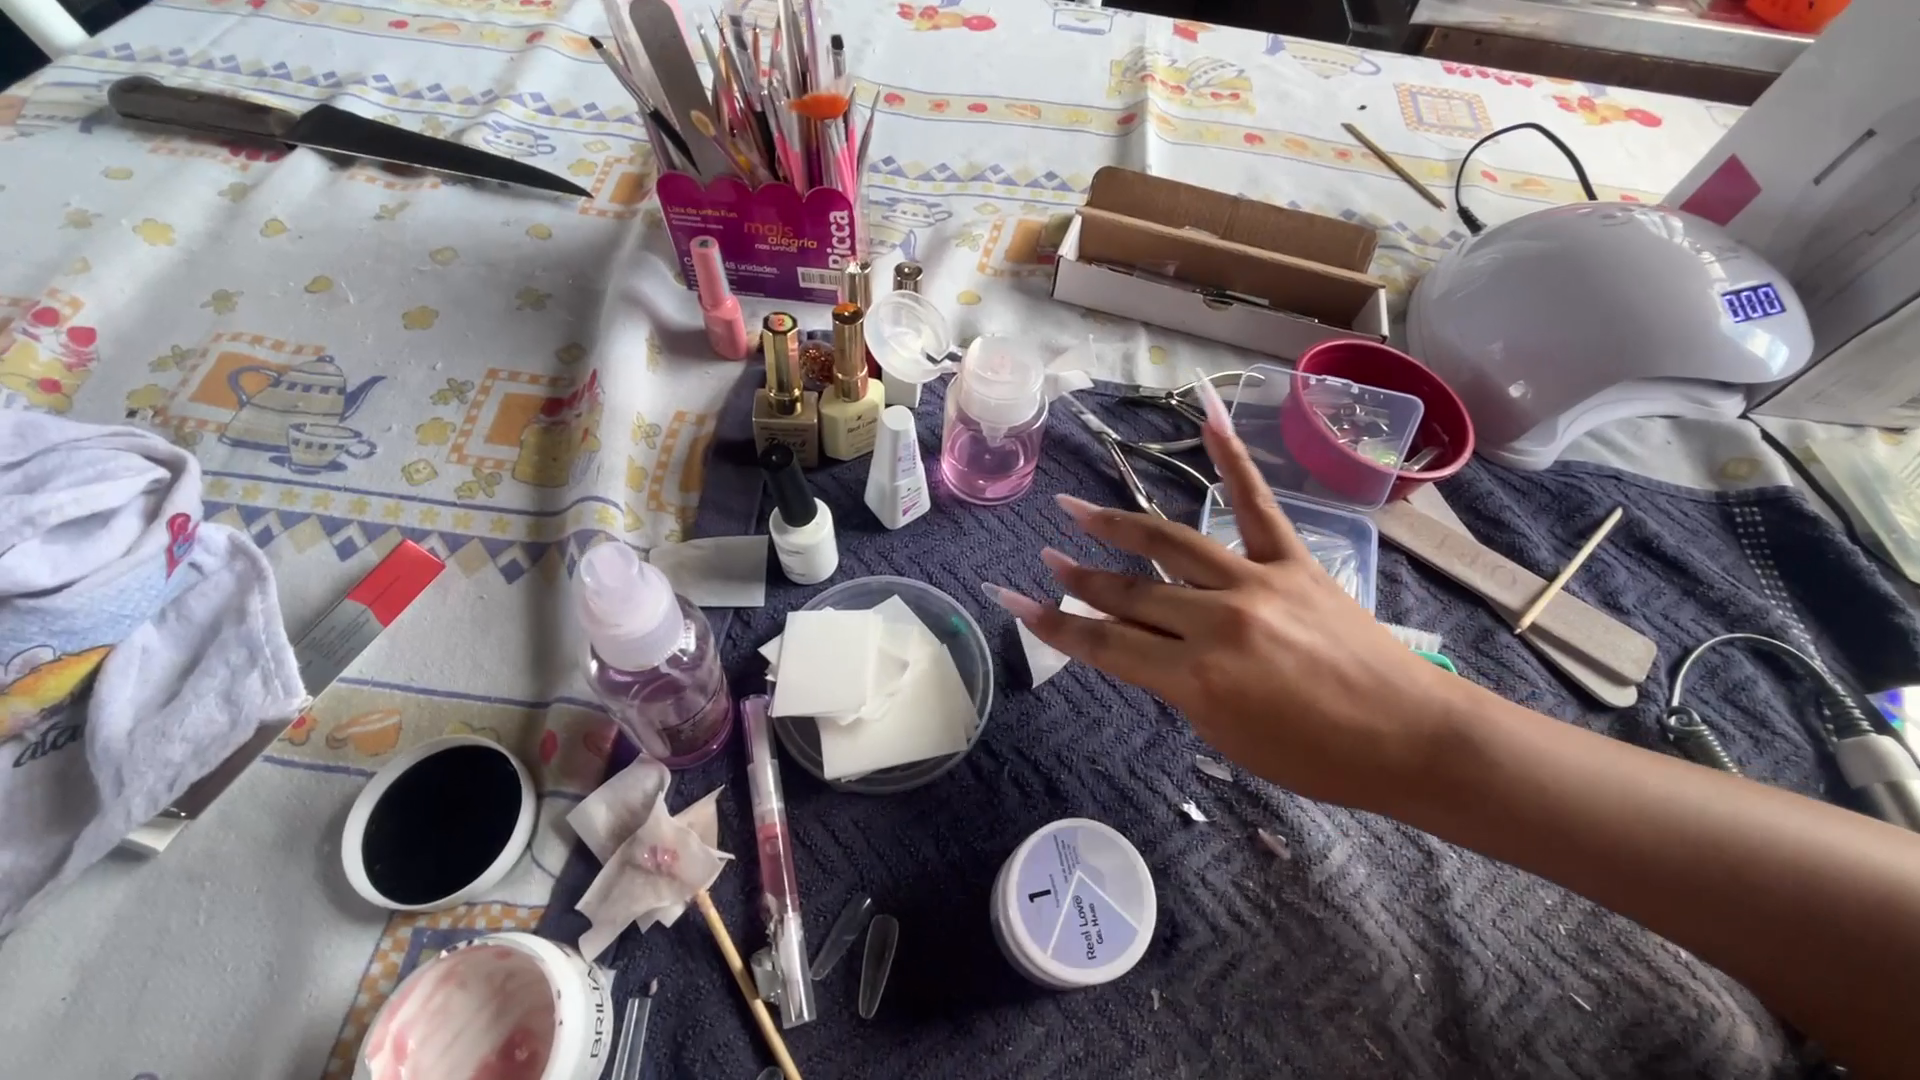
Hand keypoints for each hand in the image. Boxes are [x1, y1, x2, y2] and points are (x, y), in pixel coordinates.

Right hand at [985, 381, 1456, 808]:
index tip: (1012, 600)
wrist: (1411, 737)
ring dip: (1118, 525)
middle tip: (1044, 556)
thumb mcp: (1227, 737)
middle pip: (1129, 593)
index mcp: (1196, 679)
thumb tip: (1146, 645)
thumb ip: (1180, 687)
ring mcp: (1256, 583)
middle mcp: (1216, 622)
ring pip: (1170, 545)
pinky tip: (1206, 417)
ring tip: (1076, 508)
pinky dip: (1231, 459)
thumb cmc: (1317, 758)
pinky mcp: (1294, 561)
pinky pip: (1256, 503)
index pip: (1105, 645)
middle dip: (1078, 576)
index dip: (1053, 624)